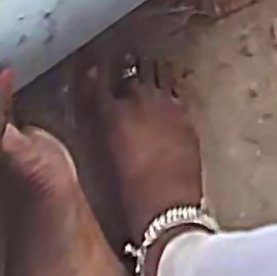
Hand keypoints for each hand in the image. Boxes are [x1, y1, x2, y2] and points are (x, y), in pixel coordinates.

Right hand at [92, 57, 203, 239]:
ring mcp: (165, 103)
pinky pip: (173, 87)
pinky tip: (165, 85)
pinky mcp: (184, 112)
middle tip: (120, 63)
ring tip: (143, 66)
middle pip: (130, 72)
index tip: (91, 66)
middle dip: (124, 68)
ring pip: (155, 71)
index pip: (98, 83)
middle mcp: (138, 101)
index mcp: (112, 115)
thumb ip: (103, 130)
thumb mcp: (105, 163)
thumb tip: (103, 113)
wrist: (168, 213)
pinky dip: (167, 83)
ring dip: (148, 70)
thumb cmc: (129, 198)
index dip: (94, 74)